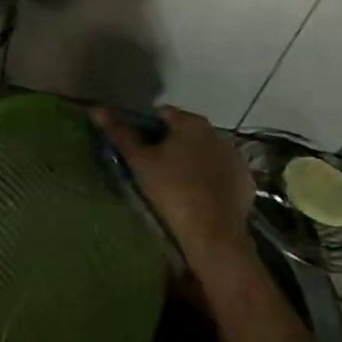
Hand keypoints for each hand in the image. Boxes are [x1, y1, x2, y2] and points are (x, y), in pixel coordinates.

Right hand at [92, 106, 255, 270]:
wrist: (213, 232)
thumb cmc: (171, 191)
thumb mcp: (140, 162)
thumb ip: (120, 133)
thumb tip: (96, 108)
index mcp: (191, 122)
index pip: (163, 115)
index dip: (147, 130)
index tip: (139, 151)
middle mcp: (217, 133)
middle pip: (186, 133)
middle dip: (171, 145)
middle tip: (155, 171)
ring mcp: (235, 156)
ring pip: (206, 153)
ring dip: (193, 161)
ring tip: (177, 187)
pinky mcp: (245, 180)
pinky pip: (223, 174)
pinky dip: (212, 180)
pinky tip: (201, 198)